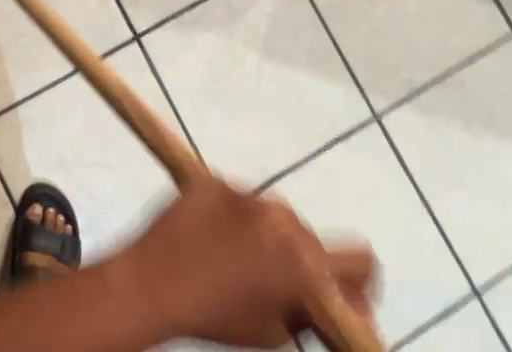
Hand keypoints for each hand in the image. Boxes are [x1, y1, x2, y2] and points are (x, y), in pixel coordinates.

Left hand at [109, 176, 378, 348]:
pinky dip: (230, 217)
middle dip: (300, 260)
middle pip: (309, 238)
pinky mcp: (214, 181)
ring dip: (265, 236)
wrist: (150, 283)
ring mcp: (247, 194)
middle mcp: (283, 218)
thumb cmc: (215, 317)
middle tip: (274, 280)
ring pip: (272, 216)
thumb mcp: (276, 331)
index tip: (343, 293)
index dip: (357, 281)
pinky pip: (235, 199)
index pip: (361, 260)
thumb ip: (315, 314)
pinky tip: (209, 236)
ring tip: (233, 258)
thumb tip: (348, 308)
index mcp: (304, 260)